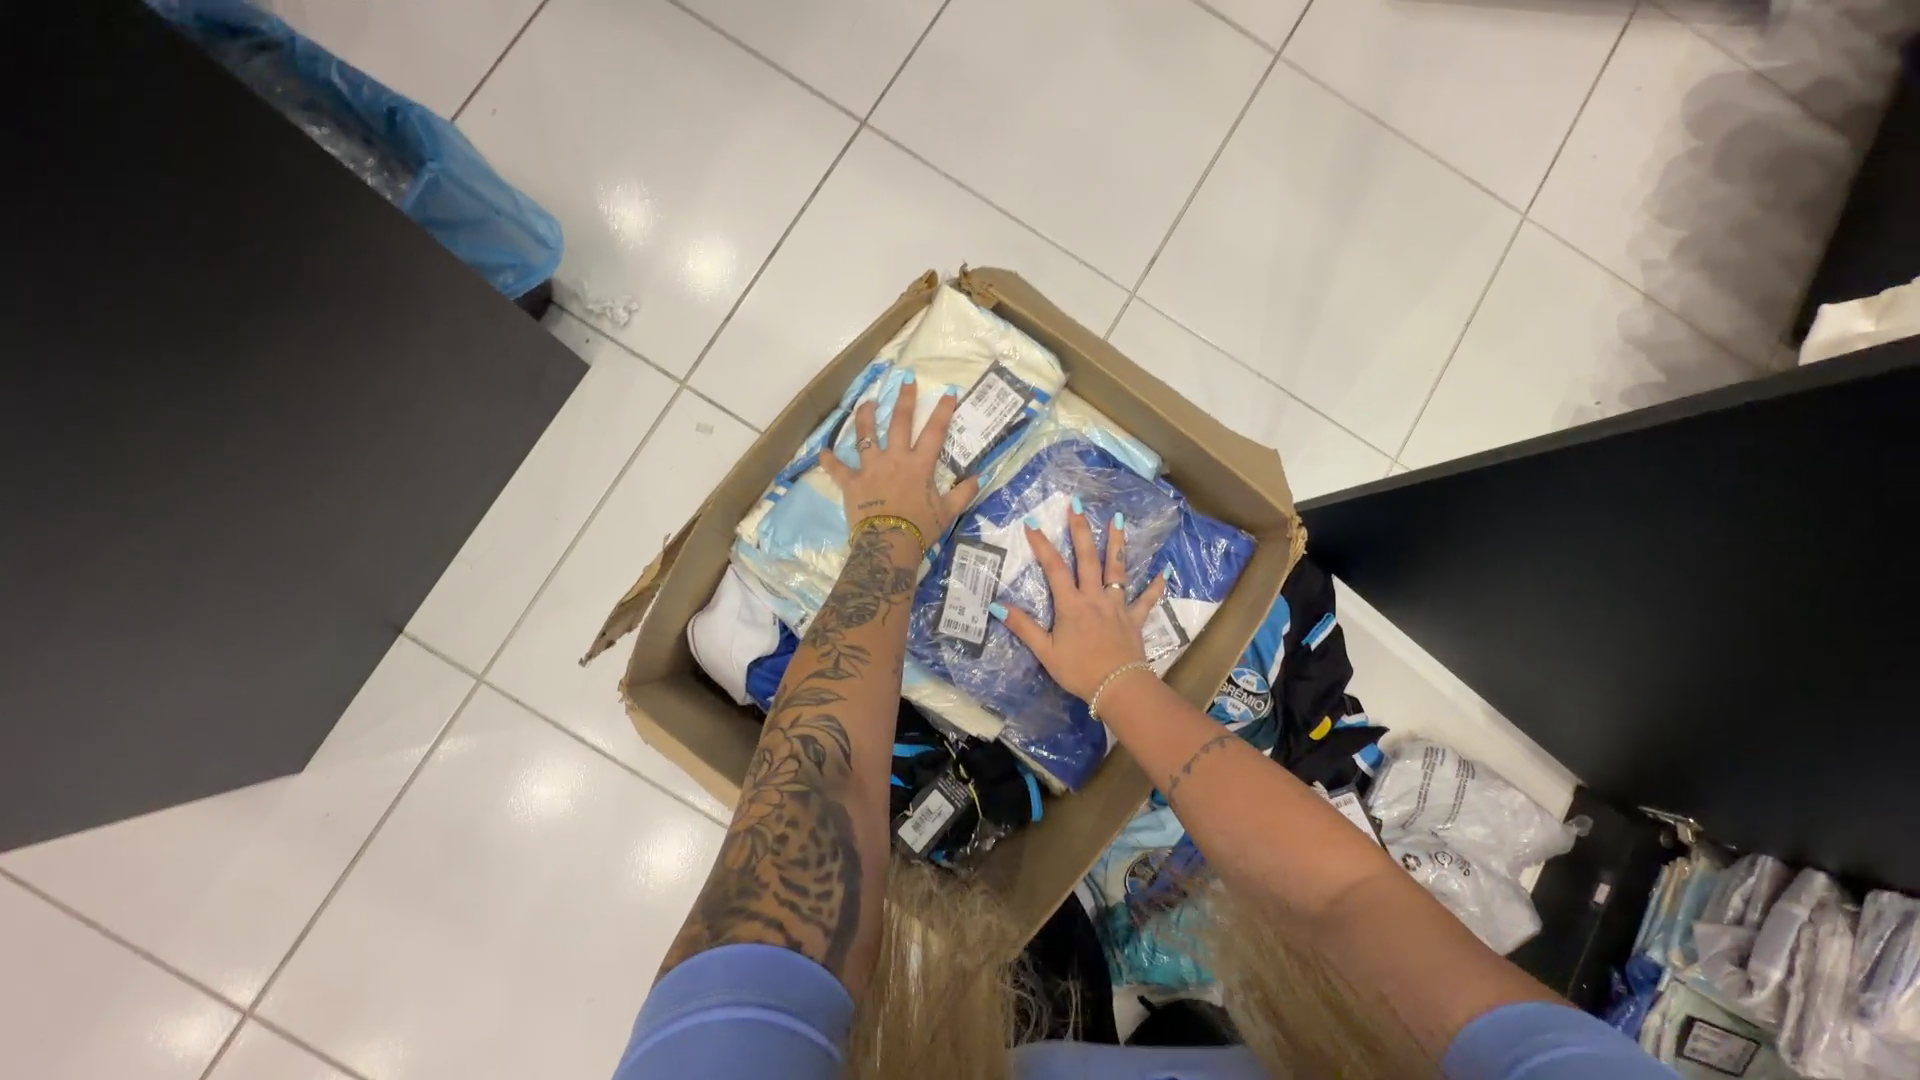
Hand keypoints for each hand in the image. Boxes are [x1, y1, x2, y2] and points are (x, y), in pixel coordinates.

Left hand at [820, 376, 980, 547]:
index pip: (935, 432)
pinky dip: (829, 460)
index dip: (943, 411)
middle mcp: (895, 459)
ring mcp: (871, 469)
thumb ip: (964, 493)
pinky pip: (837, 469)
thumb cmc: (921, 529)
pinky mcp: (852, 483)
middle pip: (899, 423)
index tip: (949, 393)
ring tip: (866, 404)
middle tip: (906, 381)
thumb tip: (978, 477)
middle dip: (904, 400)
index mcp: (919, 465)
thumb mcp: (948, 512)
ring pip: (865, 436)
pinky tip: (824, 452)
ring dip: (865, 417)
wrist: (889, 545)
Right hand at [990, 502, 1168, 701]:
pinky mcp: (1135, 619)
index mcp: (1071, 604)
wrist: (1118, 686)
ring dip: (1117, 543)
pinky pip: (1147, 600)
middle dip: (1081, 530)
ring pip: (1118, 570)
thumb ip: (1023, 627)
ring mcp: (1118, 606)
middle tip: (1078, 504)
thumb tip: (996, 606)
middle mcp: (1095, 598)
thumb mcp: (1045, 651)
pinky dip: (1156, 586)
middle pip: (1088, 558)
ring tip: (1118, 519)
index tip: (1033, 523)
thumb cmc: (1079, 671)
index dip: (1042, 545)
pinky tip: (1166, 571)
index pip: (1054, 568)